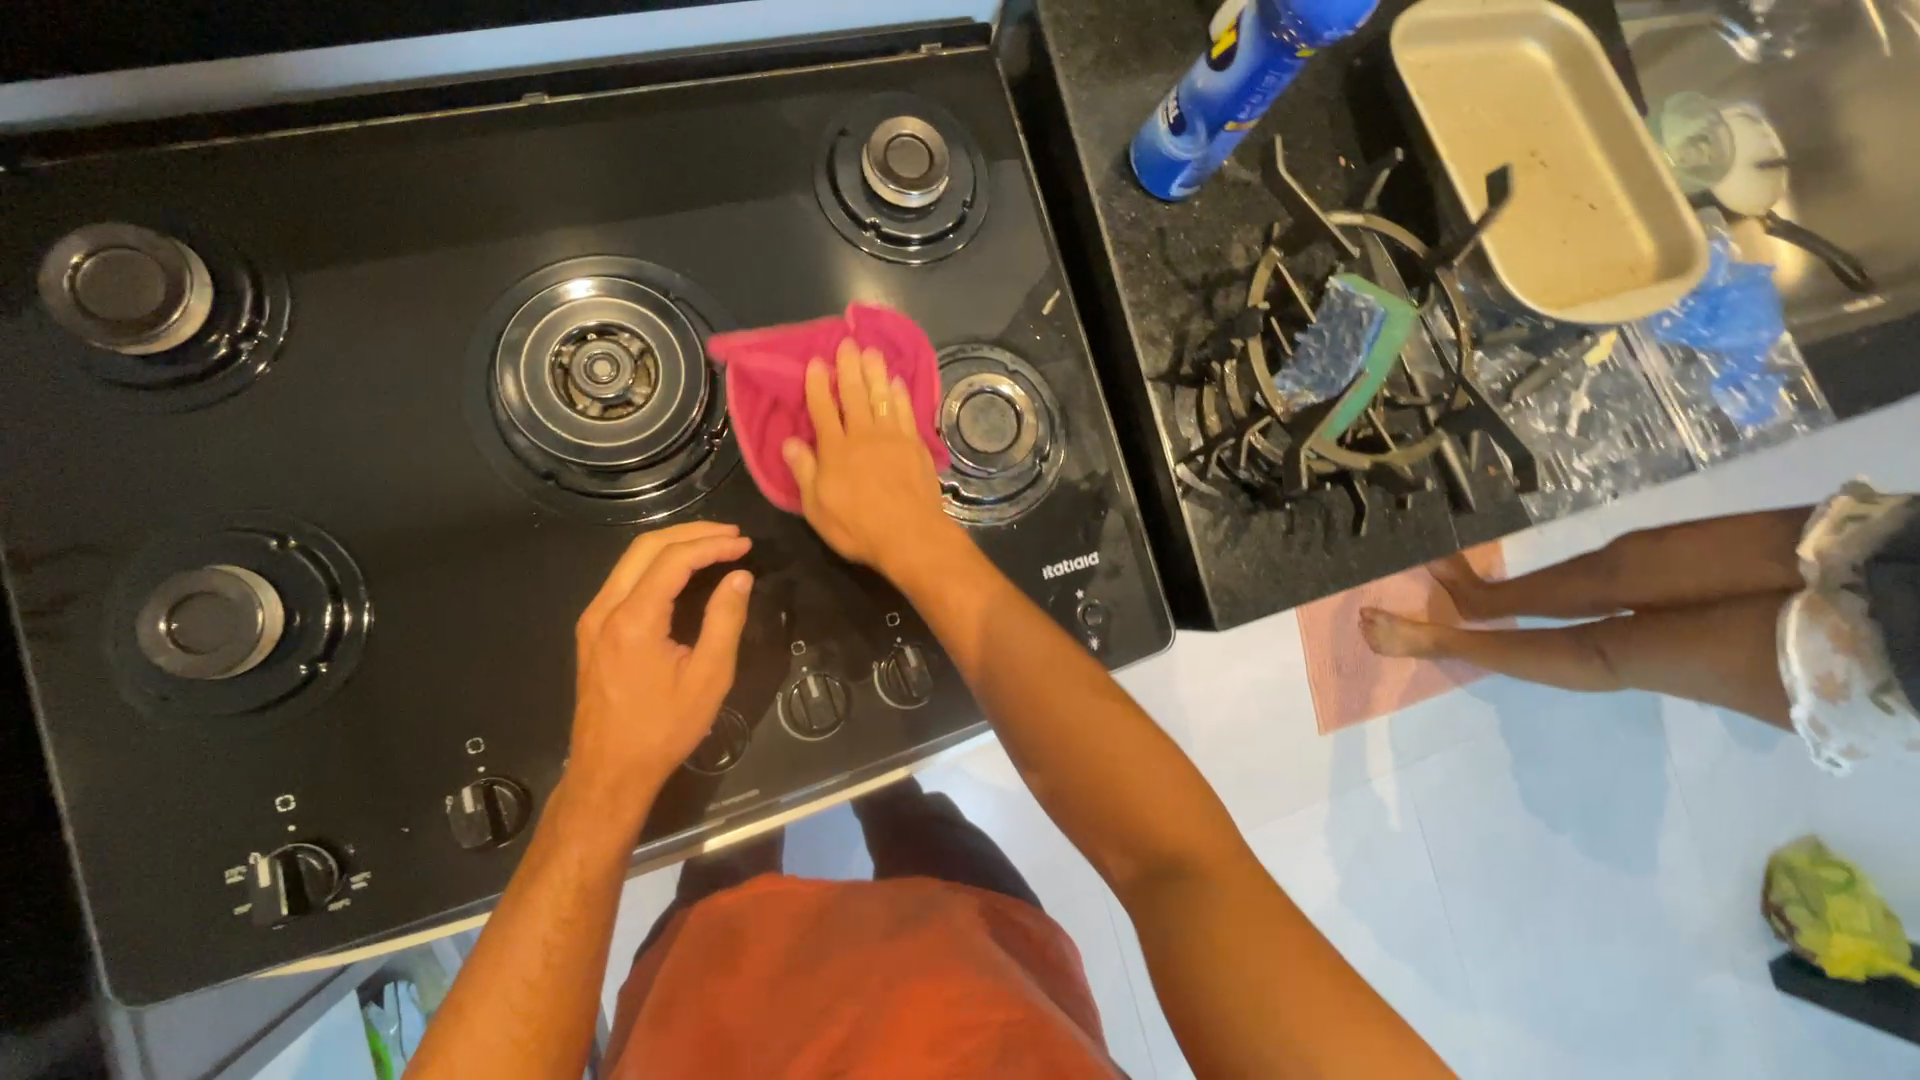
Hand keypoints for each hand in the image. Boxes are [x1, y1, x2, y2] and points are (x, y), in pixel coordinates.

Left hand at [569, 522, 752, 802]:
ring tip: (714, 547)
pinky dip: (656, 565)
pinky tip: (683, 572)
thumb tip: (740, 577)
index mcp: (633, 620)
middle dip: (692, 534)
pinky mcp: (592, 631)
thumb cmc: (663, 729)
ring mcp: (592, 619)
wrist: (610, 770)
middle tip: (733, 536)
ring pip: (631, 560)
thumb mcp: (708, 678)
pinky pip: (624, 580)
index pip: (673, 560)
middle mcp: (604, 610)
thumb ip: (724, 621)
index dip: (712, 545)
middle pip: (646, 548)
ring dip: (673, 546)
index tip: (746, 545)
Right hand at [783, 337, 964, 580]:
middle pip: (854, 394)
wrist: (910, 536)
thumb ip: (804, 472)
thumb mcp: (817, 508)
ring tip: (872, 352)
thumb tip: (789, 442)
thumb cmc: (858, 528)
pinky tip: (897, 382)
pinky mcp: (916, 446)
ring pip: (881, 397)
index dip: (816, 385)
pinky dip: (900, 395)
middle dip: (848, 367)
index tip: (814, 363)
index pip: (822, 410)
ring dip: (875, 373)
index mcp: (835, 450)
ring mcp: (892, 438)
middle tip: (847, 343)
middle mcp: (863, 436)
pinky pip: (905, 412)